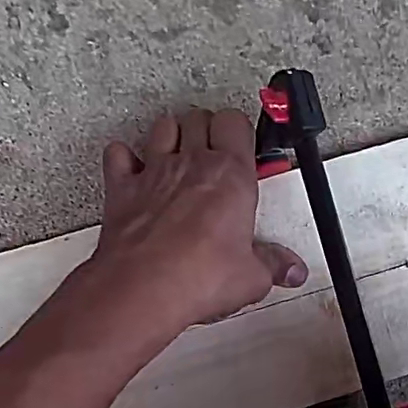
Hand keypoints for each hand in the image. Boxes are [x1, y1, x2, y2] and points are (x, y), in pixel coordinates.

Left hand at [88, 108, 306, 330]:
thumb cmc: (194, 276)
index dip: (241, 132)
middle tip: (218, 150)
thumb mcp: (253, 277)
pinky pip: (119, 155)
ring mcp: (154, 173)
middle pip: (200, 118)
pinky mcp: (123, 190)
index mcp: (230, 176)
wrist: (143, 289)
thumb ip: (274, 265)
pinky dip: (126, 157)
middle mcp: (191, 164)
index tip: (246, 149)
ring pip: (163, 126)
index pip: (236, 124)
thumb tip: (289, 269)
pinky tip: (136, 167)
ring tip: (183, 151)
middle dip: (210, 130)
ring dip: (174, 134)